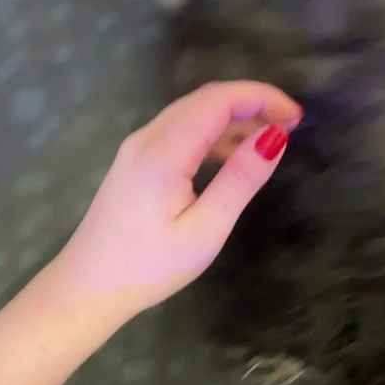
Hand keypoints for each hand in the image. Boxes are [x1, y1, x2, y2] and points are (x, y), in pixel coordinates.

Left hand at [36, 81, 301, 323]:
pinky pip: (178, 133)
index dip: (261, 97)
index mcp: (164, 152)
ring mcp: (136, 150)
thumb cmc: (149, 267)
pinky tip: (231, 158)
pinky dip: (210, 135)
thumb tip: (275, 138)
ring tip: (269, 141)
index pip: (218, 100)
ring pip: (190, 115)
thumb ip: (239, 181)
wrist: (88, 287)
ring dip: (231, 119)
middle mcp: (146, 139)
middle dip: (250, 103)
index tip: (296, 116)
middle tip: (290, 125)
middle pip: (204, 100)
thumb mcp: (204, 230)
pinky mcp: (134, 164)